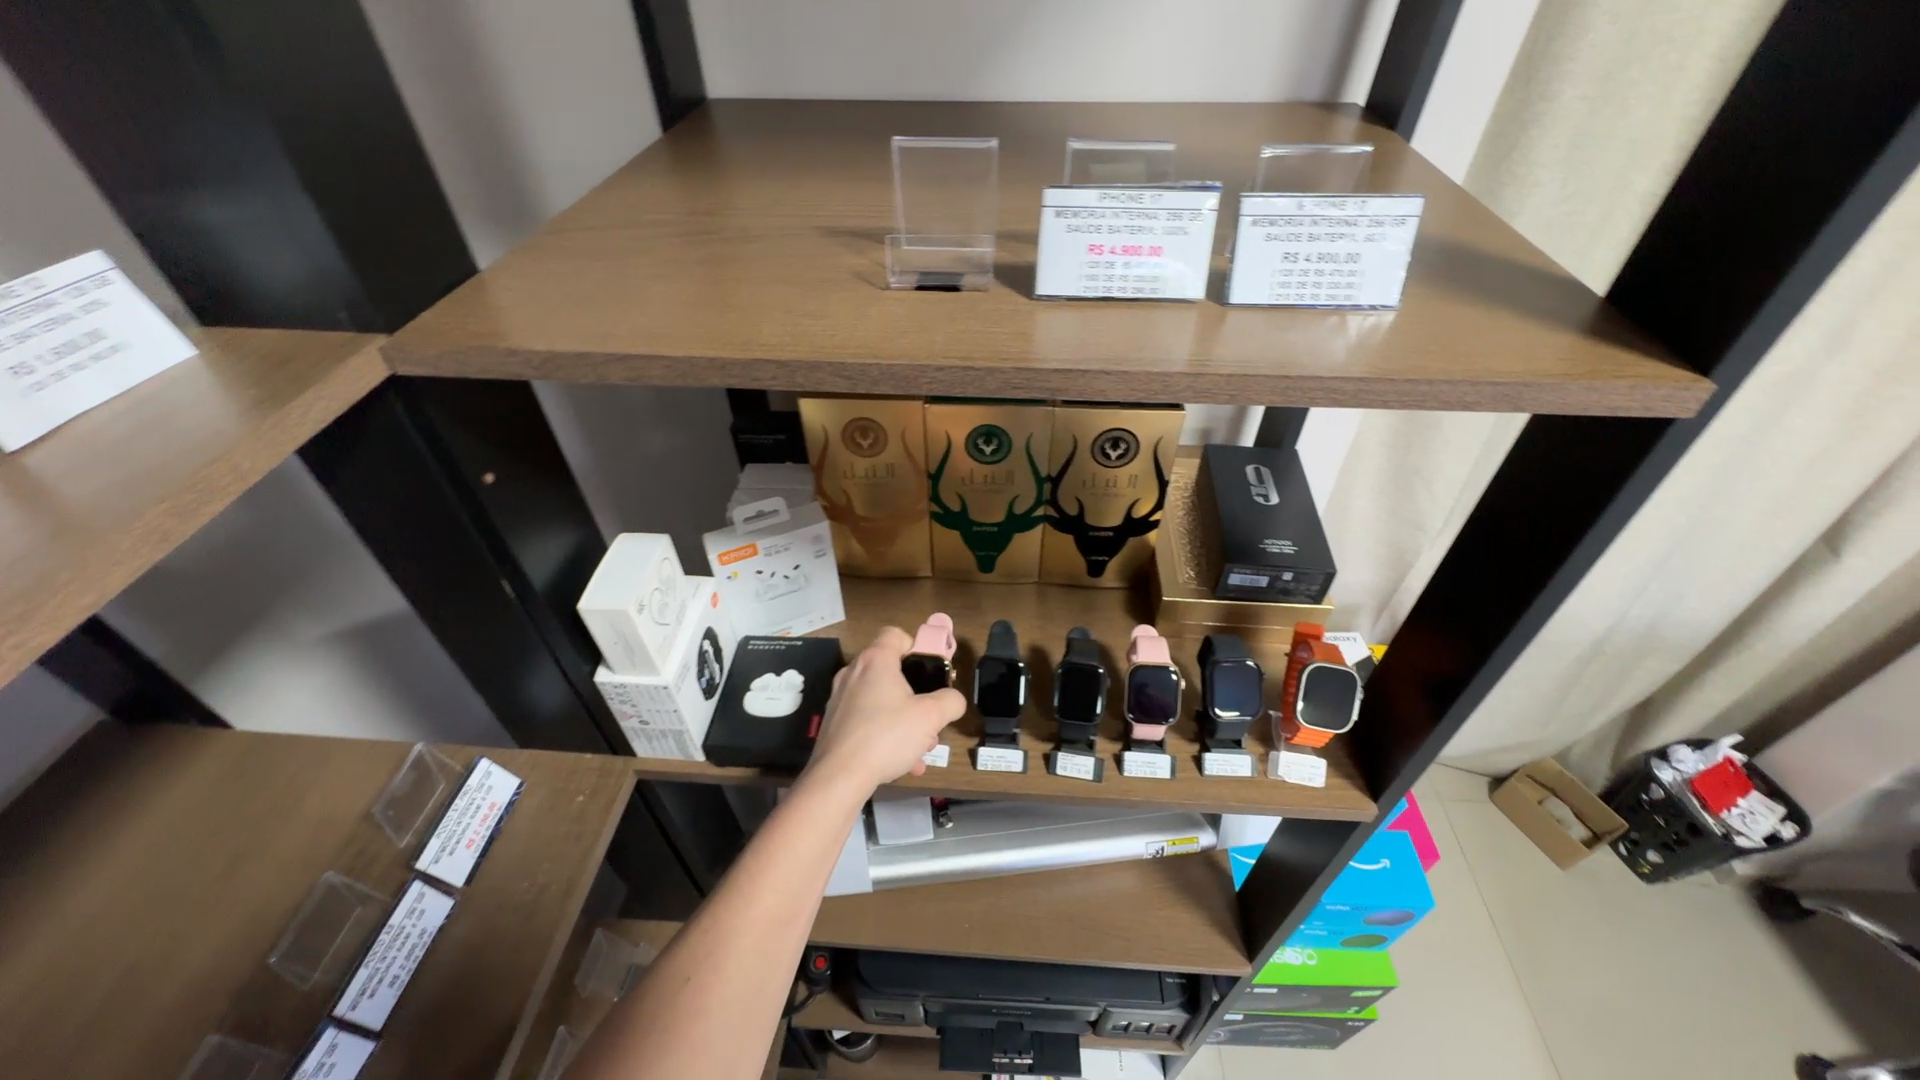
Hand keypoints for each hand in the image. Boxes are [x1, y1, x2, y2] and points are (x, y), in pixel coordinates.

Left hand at [805, 627, 965, 796]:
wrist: (839, 776)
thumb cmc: (887, 736)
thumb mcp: (931, 717)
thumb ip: (950, 702)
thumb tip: (954, 700)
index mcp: (875, 661)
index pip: (895, 634)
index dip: (916, 646)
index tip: (929, 671)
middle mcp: (853, 673)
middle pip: (890, 671)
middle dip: (915, 694)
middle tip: (930, 717)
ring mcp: (840, 698)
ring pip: (880, 701)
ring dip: (903, 719)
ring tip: (920, 747)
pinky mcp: (834, 723)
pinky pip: (867, 721)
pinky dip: (886, 735)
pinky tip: (902, 762)